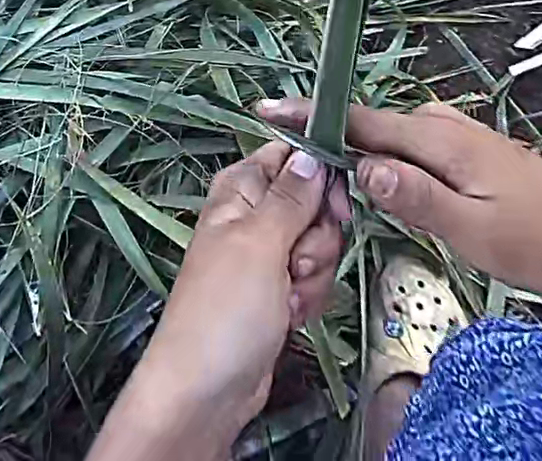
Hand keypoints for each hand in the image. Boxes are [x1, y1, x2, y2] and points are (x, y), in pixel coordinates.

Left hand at [90, 141, 348, 460]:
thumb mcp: (260, 242)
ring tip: (283, 296)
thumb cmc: (224, 307)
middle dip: (317, 238)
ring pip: (320, 242)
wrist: (206, 389)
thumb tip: (311, 151)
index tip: (334, 207)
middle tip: (295, 262)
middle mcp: (254, 211)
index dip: (320, 176)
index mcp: (241, 186)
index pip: (292, 155)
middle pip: (315, 202)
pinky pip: (313, 276)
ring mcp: (267, 251)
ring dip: (313, 274)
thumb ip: (291, 196)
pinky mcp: (278, 285)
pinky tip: (286, 315)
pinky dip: (308, 297)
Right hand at [259, 98, 541, 297]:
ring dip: (363, 155)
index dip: (312, 115)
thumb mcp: (474, 230)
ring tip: (338, 185)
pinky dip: (390, 162)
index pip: (359, 120)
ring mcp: (459, 137)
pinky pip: (413, 149)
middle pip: (372, 127)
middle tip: (304, 174)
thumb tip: (359, 165)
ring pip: (393, 140)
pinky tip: (390, 187)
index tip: (268, 107)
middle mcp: (443, 126)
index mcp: (437, 139)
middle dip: (334, 142)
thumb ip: (413, 196)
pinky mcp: (470, 152)